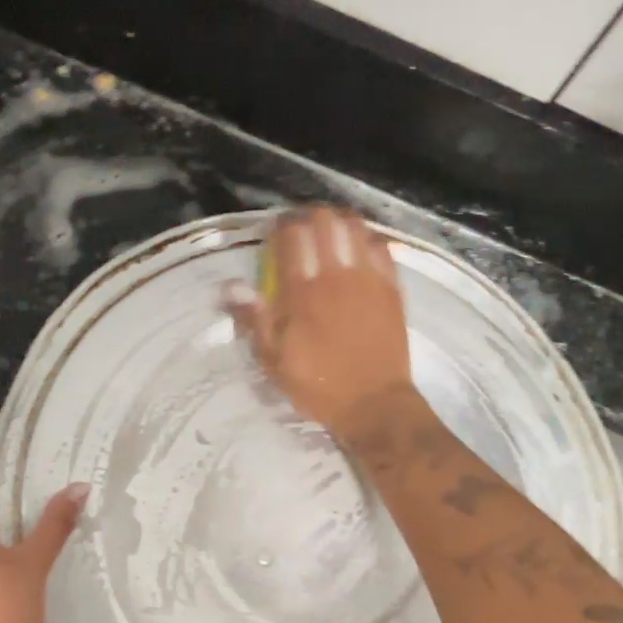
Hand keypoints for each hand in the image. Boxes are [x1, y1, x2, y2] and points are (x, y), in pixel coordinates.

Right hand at [225, 206, 413, 439]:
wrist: (374, 404)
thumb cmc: (319, 387)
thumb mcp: (275, 362)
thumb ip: (255, 319)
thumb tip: (230, 285)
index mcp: (302, 293)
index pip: (290, 237)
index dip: (280, 227)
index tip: (275, 233)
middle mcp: (336, 276)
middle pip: (324, 221)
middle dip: (309, 218)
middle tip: (303, 230)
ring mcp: (368, 279)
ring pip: (354, 227)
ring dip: (339, 223)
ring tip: (332, 234)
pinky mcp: (391, 288)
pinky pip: (381, 247)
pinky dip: (367, 240)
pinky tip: (360, 250)